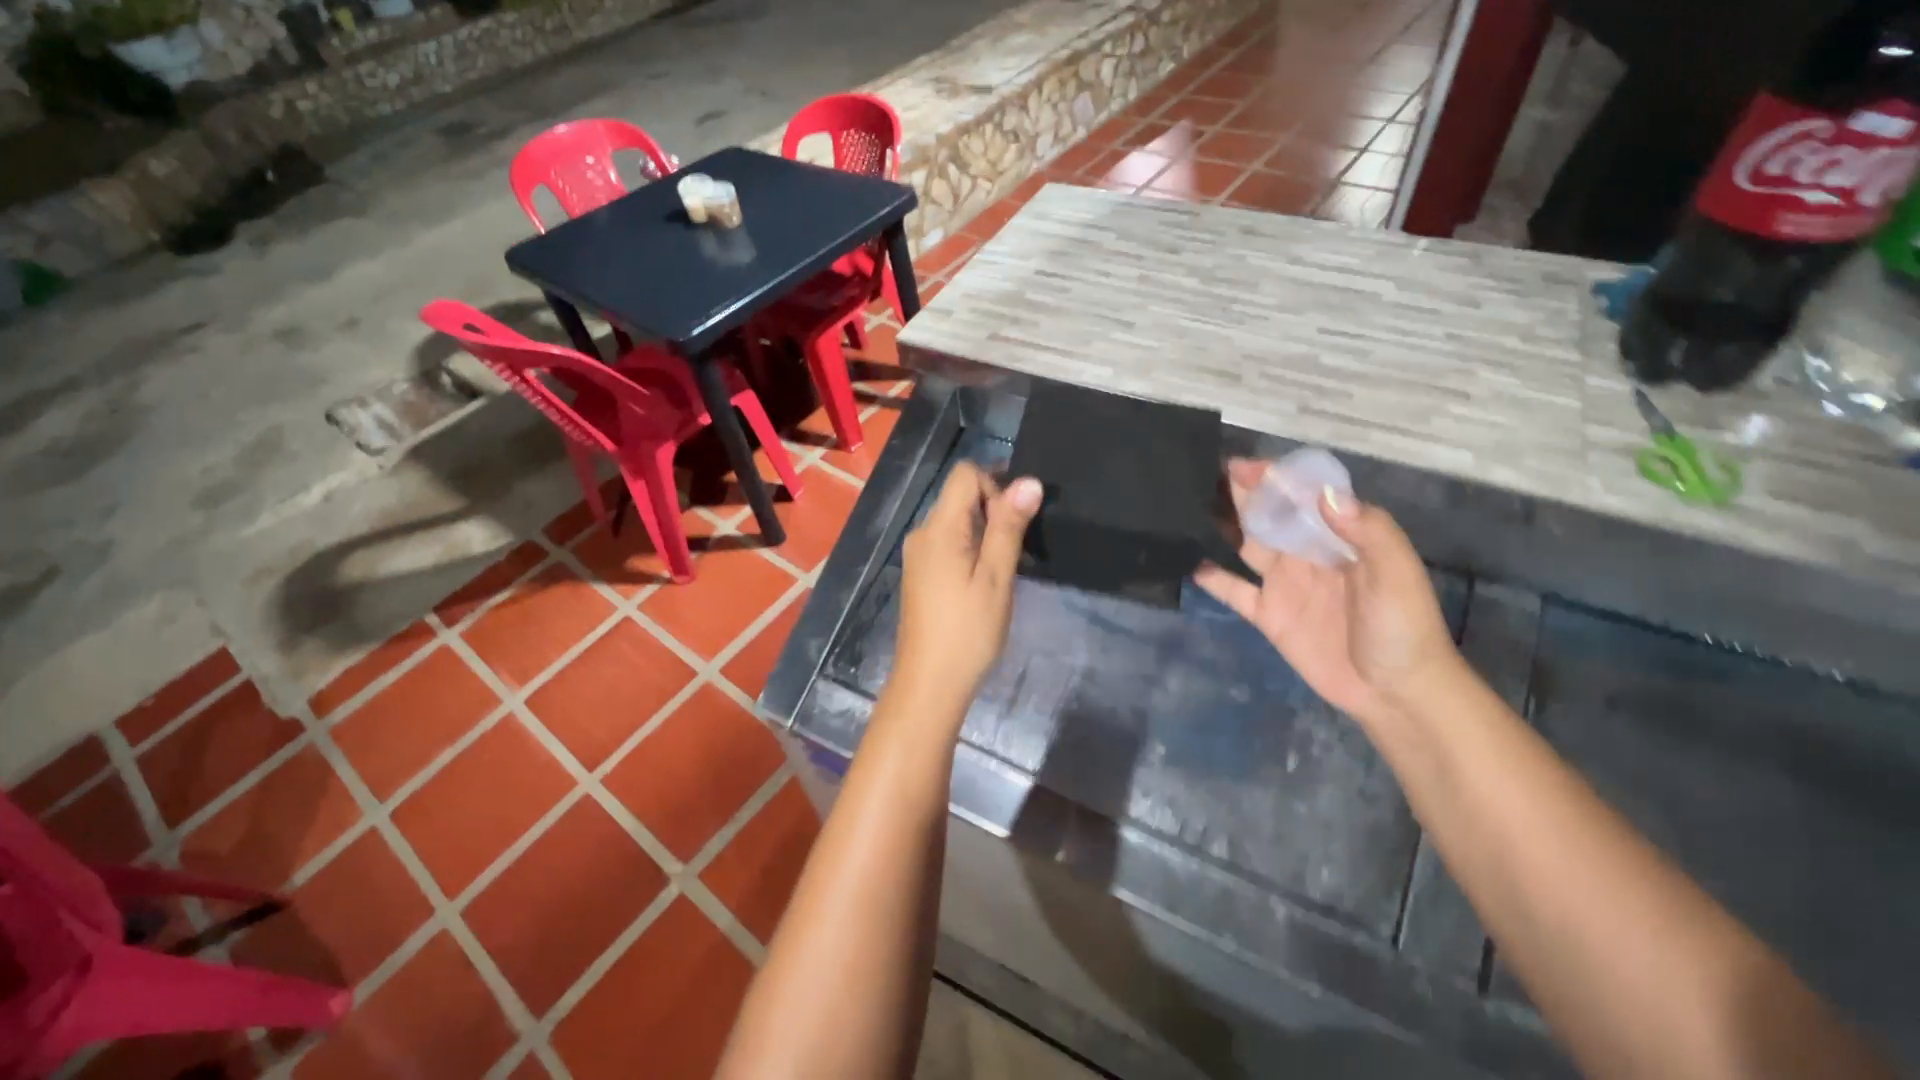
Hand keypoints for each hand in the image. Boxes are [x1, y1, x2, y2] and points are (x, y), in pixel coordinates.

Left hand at [893, 463, 1043, 706]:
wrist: (930, 683)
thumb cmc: (968, 631)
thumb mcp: (996, 577)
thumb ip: (1009, 527)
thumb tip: (1029, 481)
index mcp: (939, 528)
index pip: (965, 474)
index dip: (996, 485)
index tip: (1016, 522)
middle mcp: (922, 533)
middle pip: (960, 496)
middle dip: (994, 510)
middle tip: (1019, 548)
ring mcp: (918, 555)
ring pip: (956, 521)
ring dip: (985, 532)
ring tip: (1005, 569)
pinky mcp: (921, 574)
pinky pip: (949, 543)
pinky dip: (971, 550)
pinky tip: (985, 582)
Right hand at [1195, 460, 1457, 724]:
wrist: (1396, 691)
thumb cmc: (1403, 626)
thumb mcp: (1396, 573)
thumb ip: (1367, 530)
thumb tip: (1323, 494)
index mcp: (1340, 536)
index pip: (1303, 496)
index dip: (1273, 480)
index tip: (1240, 468)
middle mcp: (1308, 553)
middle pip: (1270, 515)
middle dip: (1242, 494)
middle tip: (1202, 476)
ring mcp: (1285, 584)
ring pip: (1247, 544)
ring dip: (1223, 526)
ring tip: (1186, 508)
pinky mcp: (1269, 615)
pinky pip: (1234, 590)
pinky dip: (1212, 576)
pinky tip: (1188, 560)